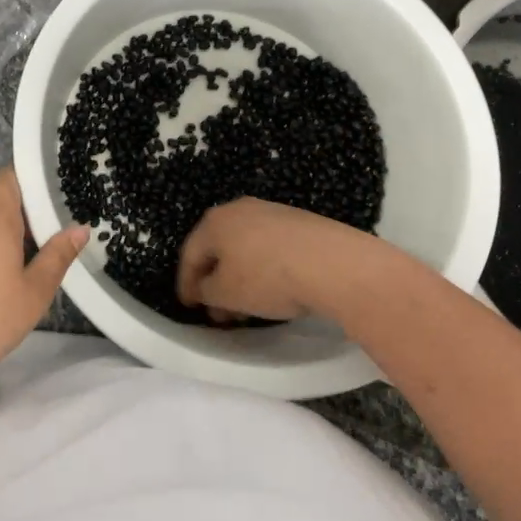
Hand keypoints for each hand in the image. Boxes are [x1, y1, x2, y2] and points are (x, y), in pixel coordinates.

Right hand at [178, 199, 374, 322]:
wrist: (334, 263)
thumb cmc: (268, 278)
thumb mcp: (226, 294)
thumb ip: (206, 292)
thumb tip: (206, 288)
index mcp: (214, 222)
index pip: (189, 254)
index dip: (186, 284)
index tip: (188, 306)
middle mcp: (238, 209)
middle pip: (218, 248)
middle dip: (215, 281)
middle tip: (219, 311)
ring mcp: (271, 212)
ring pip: (245, 247)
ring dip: (240, 275)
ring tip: (248, 305)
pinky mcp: (300, 221)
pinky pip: (270, 246)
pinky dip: (264, 266)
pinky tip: (275, 288)